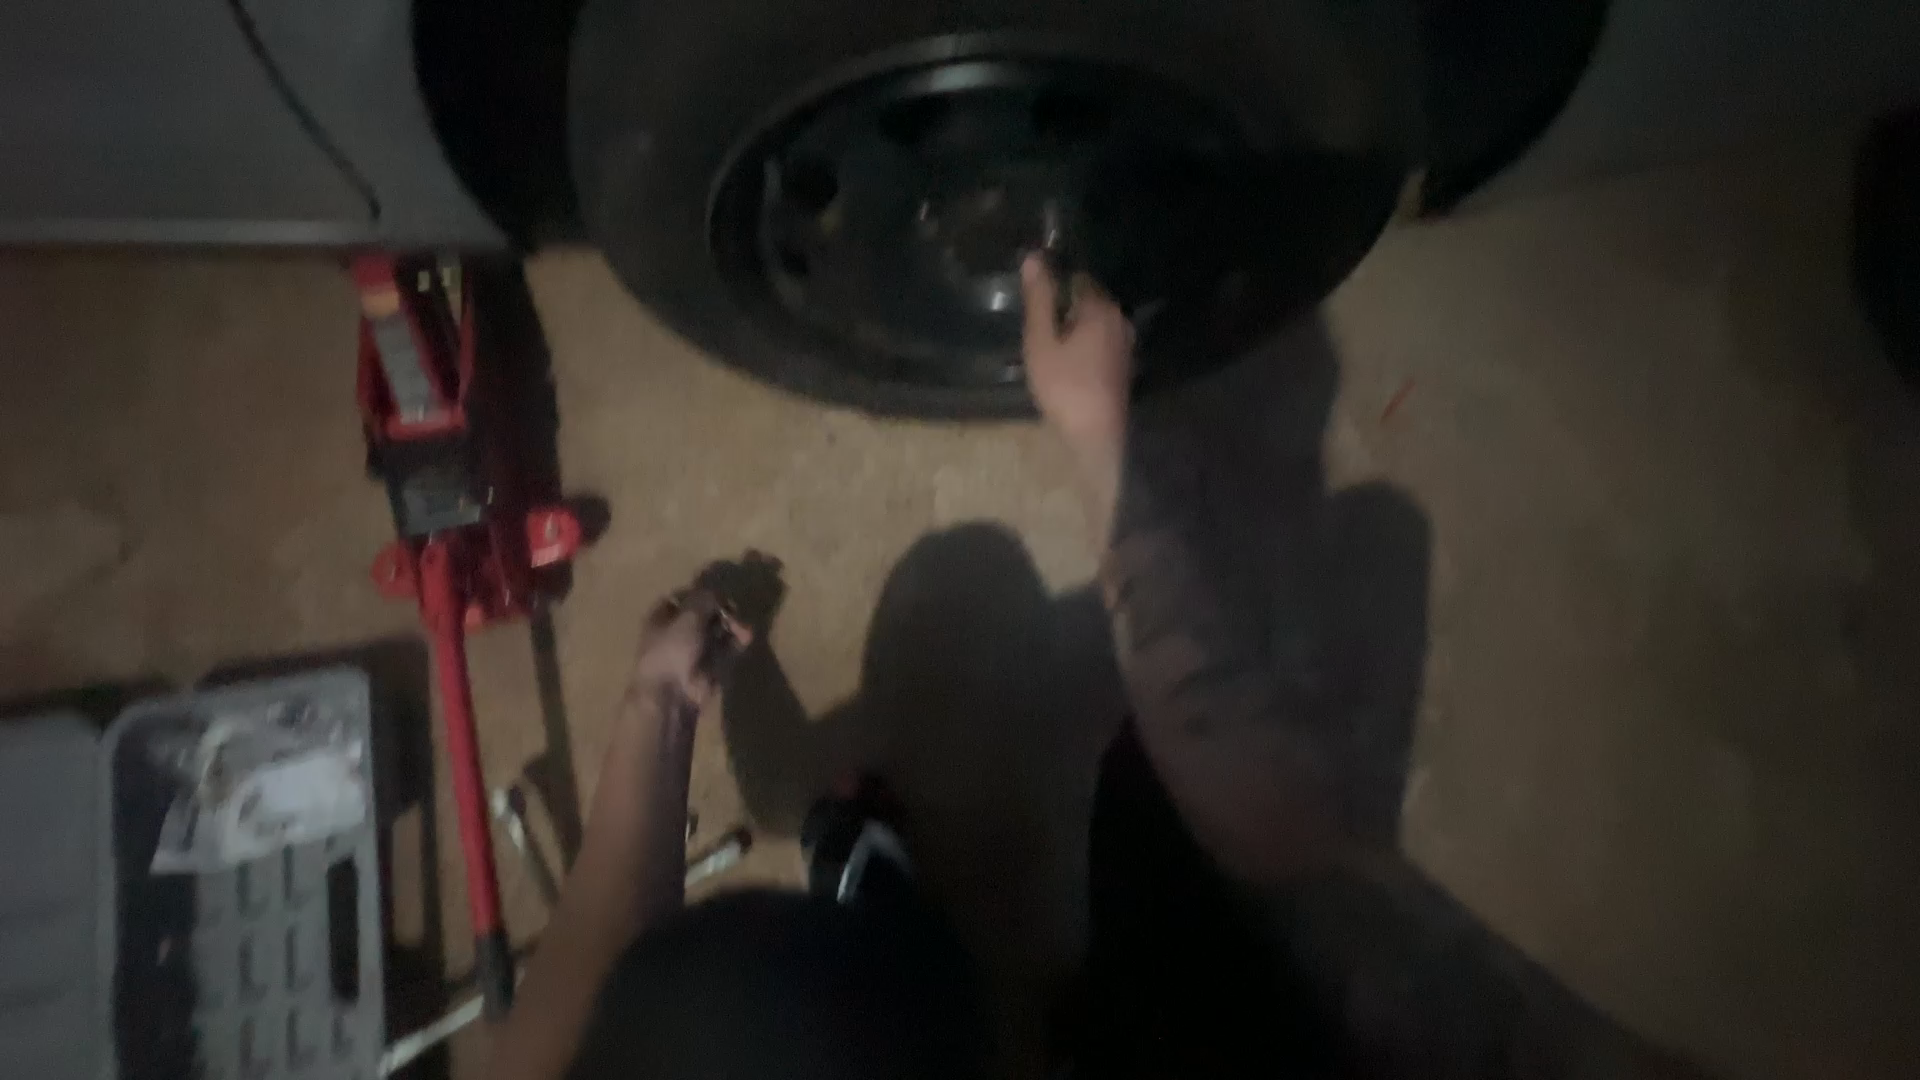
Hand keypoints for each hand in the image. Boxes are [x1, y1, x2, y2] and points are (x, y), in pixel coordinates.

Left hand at [627, 587, 750, 718]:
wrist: (672, 692)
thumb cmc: (672, 648)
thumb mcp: (688, 615)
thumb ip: (706, 598)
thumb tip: (720, 594)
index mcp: (662, 616)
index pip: (684, 597)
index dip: (702, 593)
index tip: (718, 594)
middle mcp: (678, 630)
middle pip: (706, 612)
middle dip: (723, 610)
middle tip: (732, 612)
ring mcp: (696, 648)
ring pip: (720, 629)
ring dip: (734, 625)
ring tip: (743, 629)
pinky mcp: (712, 664)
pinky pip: (729, 647)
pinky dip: (739, 641)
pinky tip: (747, 637)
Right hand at [1020, 254, 1134, 456]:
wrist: (1097, 435)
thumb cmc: (1064, 387)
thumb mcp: (1041, 342)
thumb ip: (1039, 299)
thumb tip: (1033, 256)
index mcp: (1100, 307)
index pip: (1075, 277)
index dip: (1053, 288)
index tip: (1034, 310)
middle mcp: (1119, 318)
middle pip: (1087, 300)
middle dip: (1064, 310)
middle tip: (1038, 335)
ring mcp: (1125, 343)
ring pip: (1094, 324)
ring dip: (1074, 332)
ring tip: (1050, 352)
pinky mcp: (1123, 365)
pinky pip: (1100, 343)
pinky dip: (1084, 348)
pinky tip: (1069, 367)